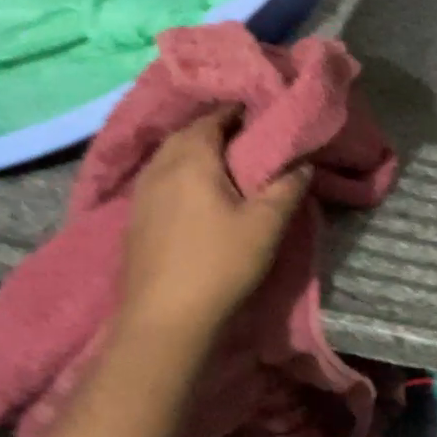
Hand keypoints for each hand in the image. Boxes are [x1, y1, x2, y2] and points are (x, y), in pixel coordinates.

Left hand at [118, 108, 311, 341]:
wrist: (163, 326)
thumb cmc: (219, 264)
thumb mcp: (268, 222)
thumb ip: (288, 185)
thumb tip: (302, 163)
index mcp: (191, 161)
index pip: (212, 119)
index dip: (238, 111)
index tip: (264, 113)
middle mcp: (159, 171)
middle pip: (185, 134)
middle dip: (214, 127)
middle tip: (248, 134)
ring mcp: (140, 199)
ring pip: (167, 158)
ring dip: (194, 151)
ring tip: (225, 160)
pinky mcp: (134, 224)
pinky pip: (158, 181)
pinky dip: (179, 174)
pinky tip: (198, 191)